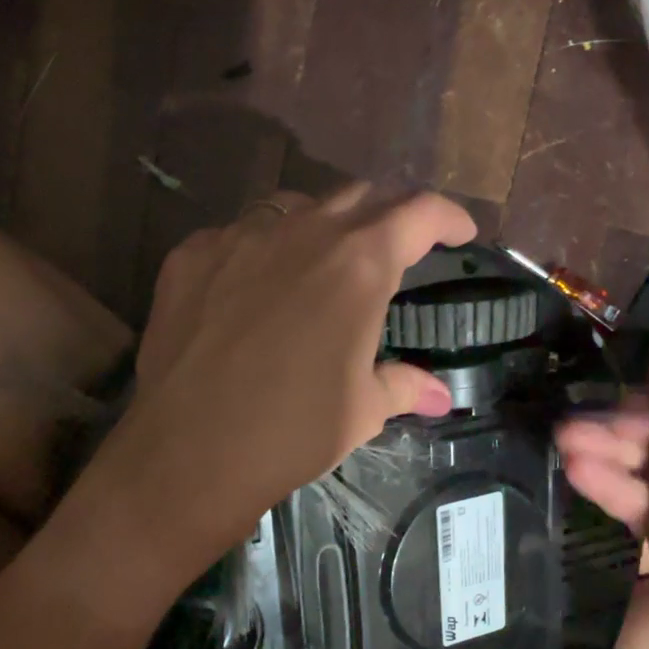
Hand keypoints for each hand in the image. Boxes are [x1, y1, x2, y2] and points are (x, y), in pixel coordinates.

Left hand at [105, 185, 474, 549]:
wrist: (190, 450)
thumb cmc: (292, 432)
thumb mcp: (361, 411)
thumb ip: (403, 386)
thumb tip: (439, 396)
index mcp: (358, 264)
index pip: (417, 212)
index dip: (446, 217)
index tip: (458, 232)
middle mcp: (301, 232)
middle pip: (356, 198)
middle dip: (384, 216)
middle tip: (392, 248)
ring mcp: (238, 237)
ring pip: (291, 209)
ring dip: (317, 227)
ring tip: (318, 264)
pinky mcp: (190, 256)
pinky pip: (235, 236)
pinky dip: (257, 252)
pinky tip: (251, 290)